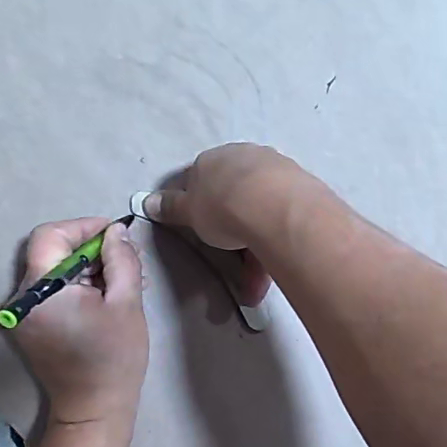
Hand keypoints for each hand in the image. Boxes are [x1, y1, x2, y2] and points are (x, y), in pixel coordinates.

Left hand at [10, 217, 147, 427]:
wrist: (94, 409)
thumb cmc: (113, 358)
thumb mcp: (126, 303)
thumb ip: (121, 260)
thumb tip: (116, 231)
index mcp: (40, 289)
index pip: (51, 236)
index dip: (83, 227)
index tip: (115, 234)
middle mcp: (22, 298)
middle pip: (52, 254)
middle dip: (91, 250)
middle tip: (127, 257)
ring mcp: (24, 314)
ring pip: (55, 274)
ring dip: (89, 270)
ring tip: (126, 279)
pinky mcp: (32, 327)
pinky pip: (54, 294)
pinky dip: (80, 288)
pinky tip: (109, 297)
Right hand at [144, 144, 333, 307]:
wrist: (274, 207)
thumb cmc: (223, 207)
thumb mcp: (190, 212)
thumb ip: (171, 208)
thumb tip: (147, 201)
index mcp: (213, 160)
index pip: (200, 181)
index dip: (199, 208)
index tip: (203, 231)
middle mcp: (244, 159)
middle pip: (235, 200)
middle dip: (233, 237)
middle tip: (234, 266)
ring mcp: (275, 171)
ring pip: (260, 215)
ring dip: (255, 253)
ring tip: (255, 288)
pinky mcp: (300, 190)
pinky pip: (281, 222)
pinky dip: (274, 248)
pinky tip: (273, 275)